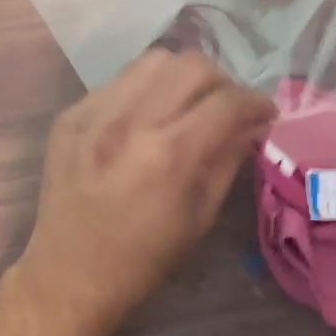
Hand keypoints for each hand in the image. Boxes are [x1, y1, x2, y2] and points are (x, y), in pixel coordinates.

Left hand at [6, 50, 275, 335]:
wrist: (69, 275)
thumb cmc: (144, 258)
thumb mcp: (200, 216)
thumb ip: (229, 160)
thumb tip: (253, 125)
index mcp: (169, 155)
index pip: (227, 101)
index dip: (256, 102)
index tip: (265, 113)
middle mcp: (130, 122)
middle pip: (192, 65)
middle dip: (222, 82)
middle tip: (226, 108)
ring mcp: (94, 114)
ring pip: (154, 61)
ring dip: (181, 77)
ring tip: (186, 105)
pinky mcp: (70, 115)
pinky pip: (119, 82)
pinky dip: (144, 92)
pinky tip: (145, 120)